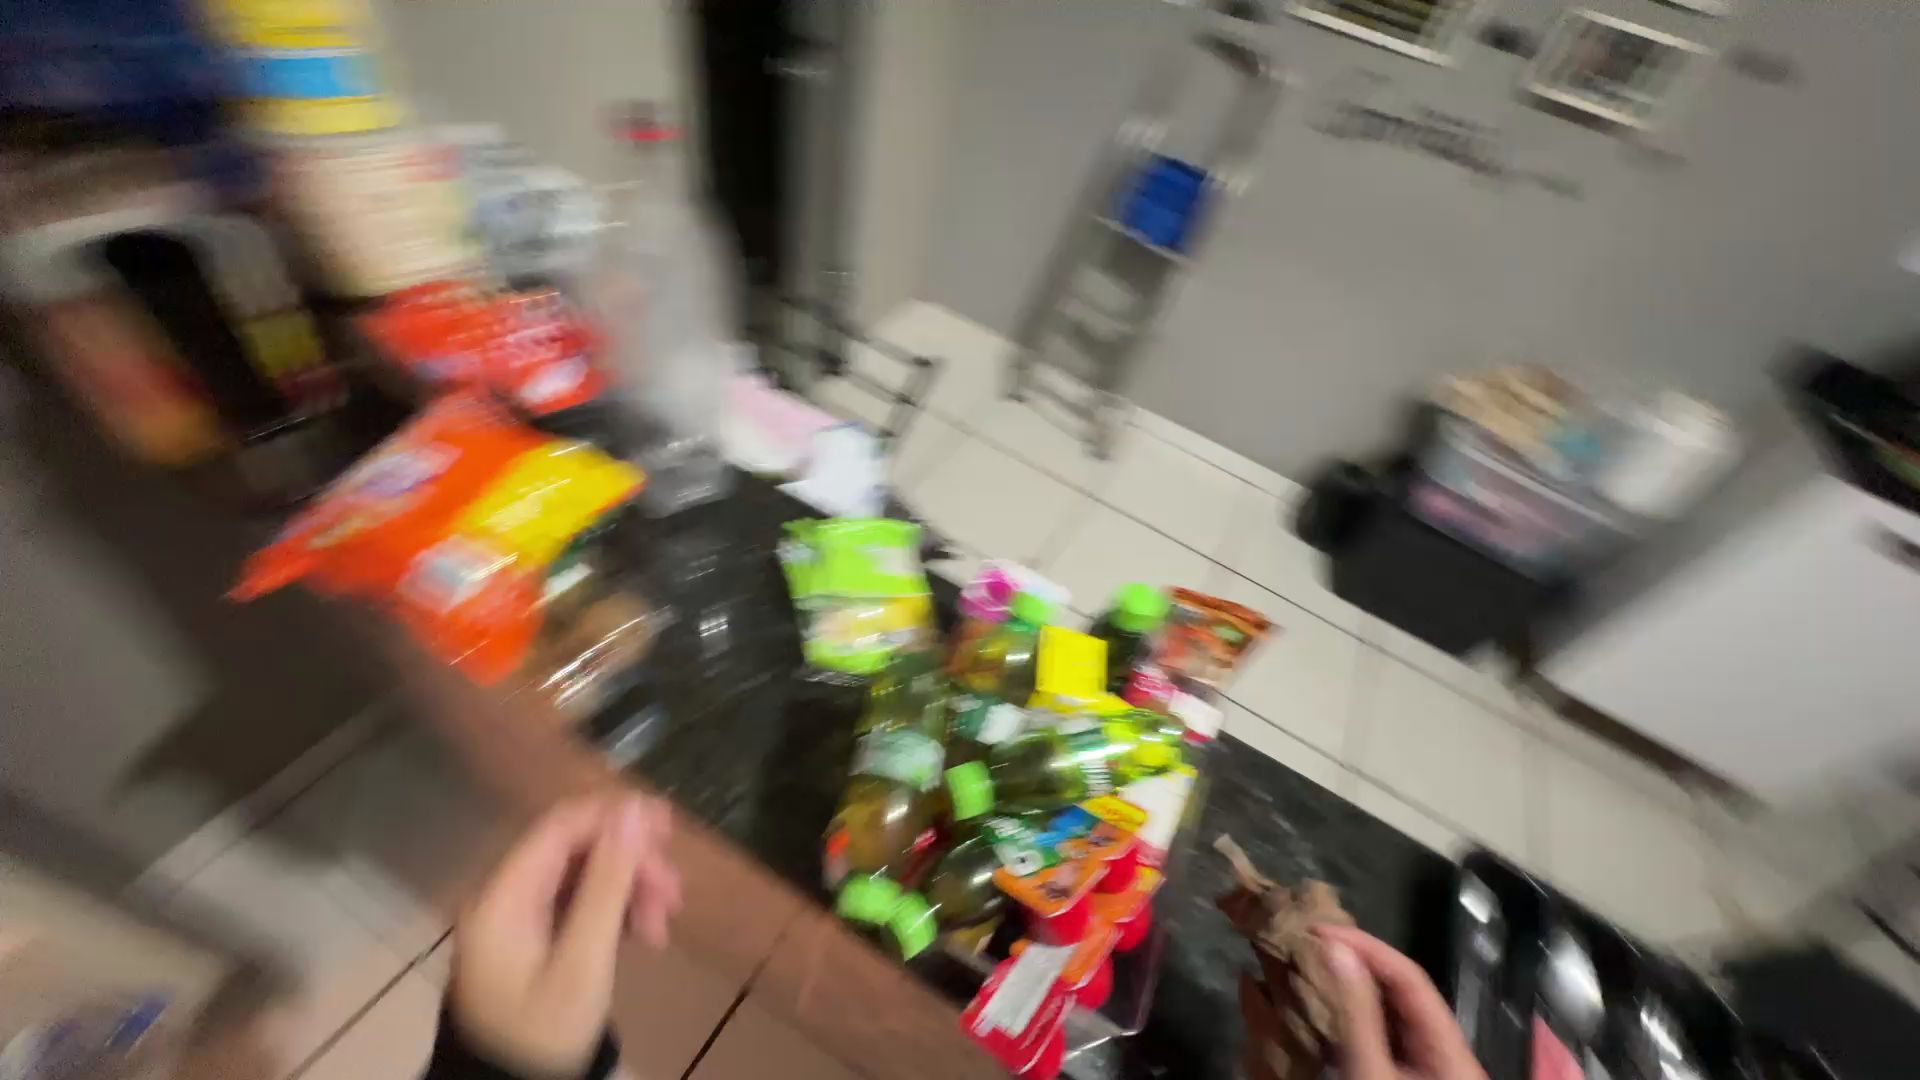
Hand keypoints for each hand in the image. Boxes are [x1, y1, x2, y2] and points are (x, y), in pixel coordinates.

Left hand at [451, 793, 681, 1078]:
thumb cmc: (544, 1035)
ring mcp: (523, 916)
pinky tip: (648, 932)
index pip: (564, 825)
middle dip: (633, 862)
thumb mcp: (583, 961)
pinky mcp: (539, 936)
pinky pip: (586, 900)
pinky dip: (620, 908)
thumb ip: (607, 882)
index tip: (668, 828)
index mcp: (505, 896)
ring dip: (633, 886)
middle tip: (673, 891)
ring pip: (590, 872)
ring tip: (664, 921)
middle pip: (582, 847)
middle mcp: (510, 895)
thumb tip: (634, 811)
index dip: (617, 816)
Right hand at [1317, 923, 1487, 1079]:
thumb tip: (1334, 948)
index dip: (1366, 945)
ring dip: (1351, 987)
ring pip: (1389, 1012)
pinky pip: (1382, 1035)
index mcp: (1451, 1049)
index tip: (1318, 930)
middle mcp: (1445, 1051)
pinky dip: (1352, 1016)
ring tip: (1312, 965)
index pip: (1410, 975)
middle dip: (1356, 961)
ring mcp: (1428, 1067)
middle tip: (1310, 942)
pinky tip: (1324, 1008)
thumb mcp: (1371, 1073)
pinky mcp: (1408, 1078)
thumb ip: (1357, 1015)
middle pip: (1401, 990)